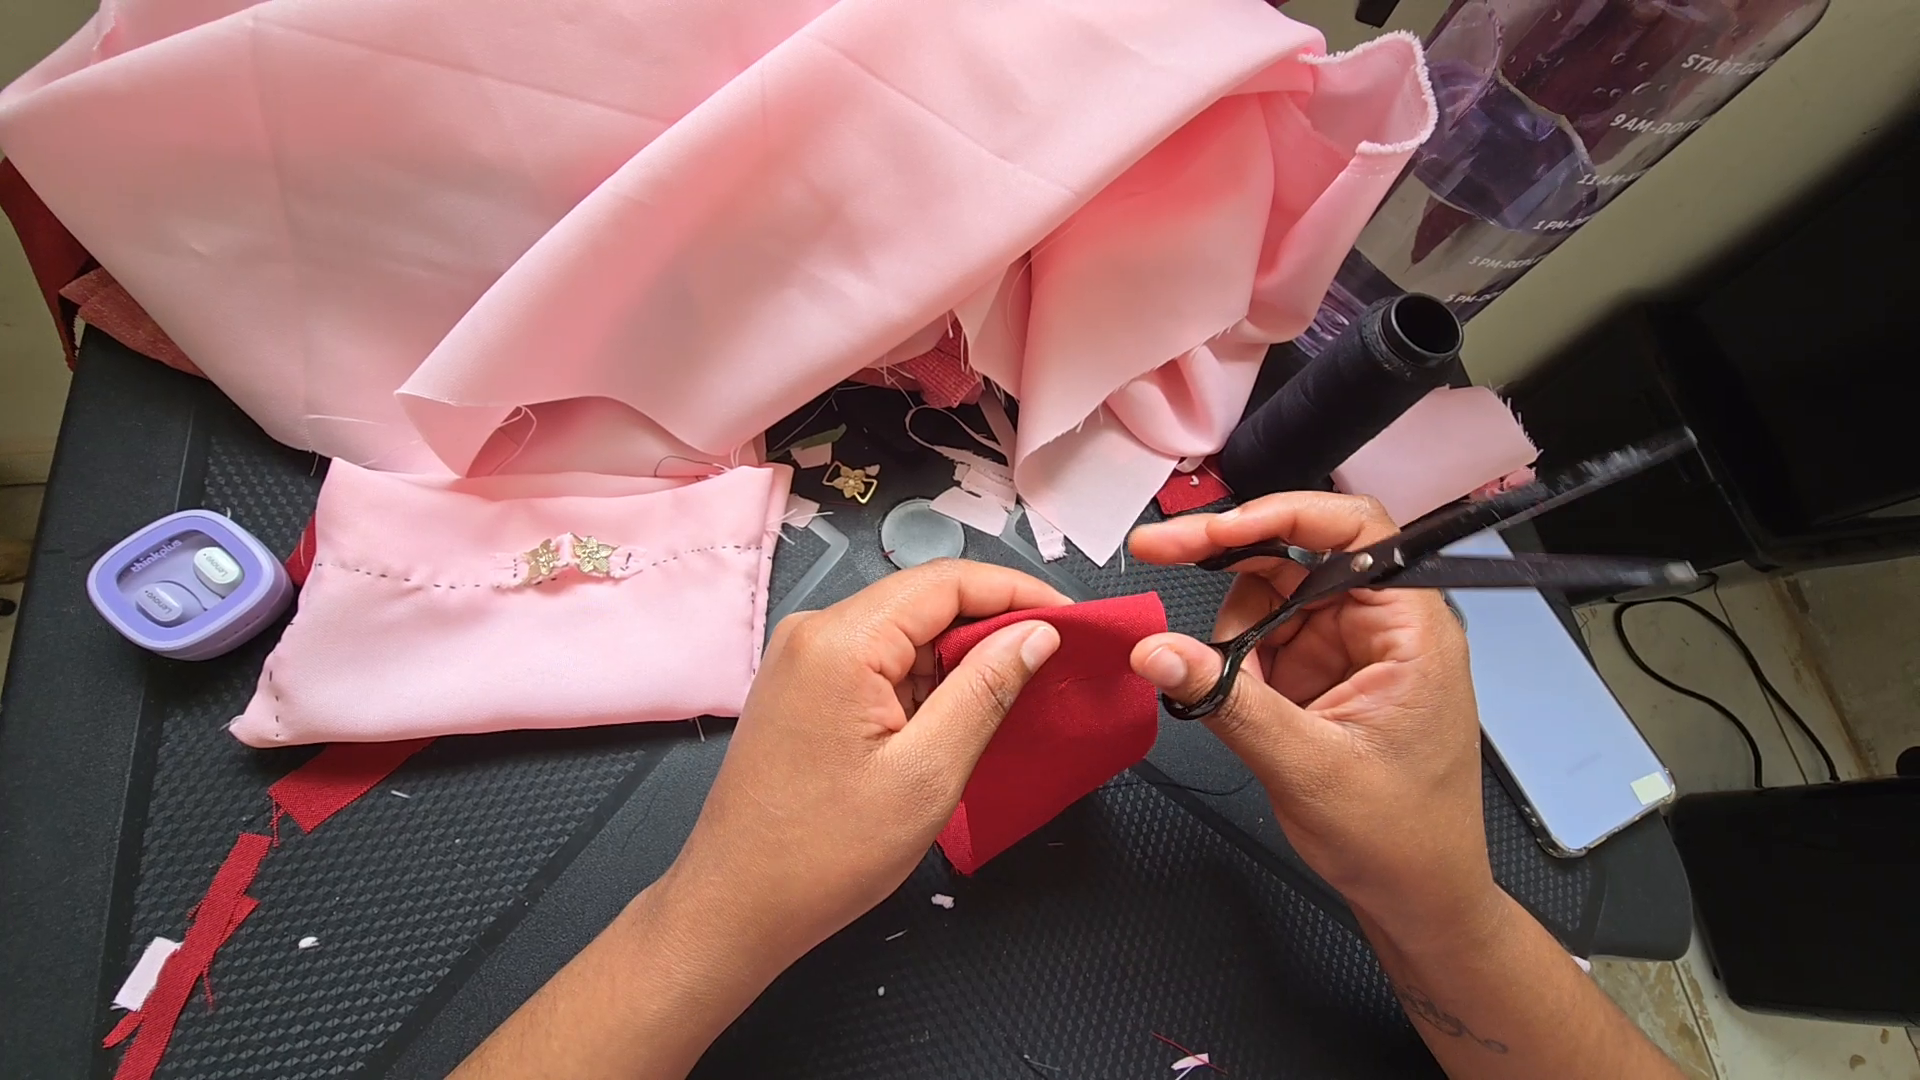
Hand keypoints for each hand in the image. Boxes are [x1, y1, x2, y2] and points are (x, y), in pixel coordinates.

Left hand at [657, 559, 1066, 971]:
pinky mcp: (806, 682)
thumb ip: (985, 690)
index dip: (1017, 593)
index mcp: (842, 639)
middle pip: (925, 601)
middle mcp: (816, 629)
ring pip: (905, 631)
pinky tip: (951, 715)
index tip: (1070, 620)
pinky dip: (924, 679)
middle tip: (1049, 662)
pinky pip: (880, 658)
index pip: (947, 581)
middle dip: (991, 626)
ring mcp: (806, 655)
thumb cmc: (826, 852)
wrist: (735, 905)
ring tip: (1007, 698)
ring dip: (958, 658)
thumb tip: (1036, 634)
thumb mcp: (927, 773)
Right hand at [1125, 493, 1494, 936]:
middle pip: (1293, 552)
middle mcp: (1375, 621)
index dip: (1281, 514)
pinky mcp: (1312, 666)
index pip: (1352, 530)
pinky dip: (1229, 657)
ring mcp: (1340, 643)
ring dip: (1229, 629)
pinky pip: (1256, 635)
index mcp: (1408, 628)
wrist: (1412, 895)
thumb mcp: (1306, 765)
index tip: (1211, 532)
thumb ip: (1226, 701)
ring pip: (1265, 594)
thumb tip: (1151, 649)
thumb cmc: (1395, 836)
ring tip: (1228, 686)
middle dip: (1222, 552)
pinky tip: (1232, 691)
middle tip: (1153, 550)